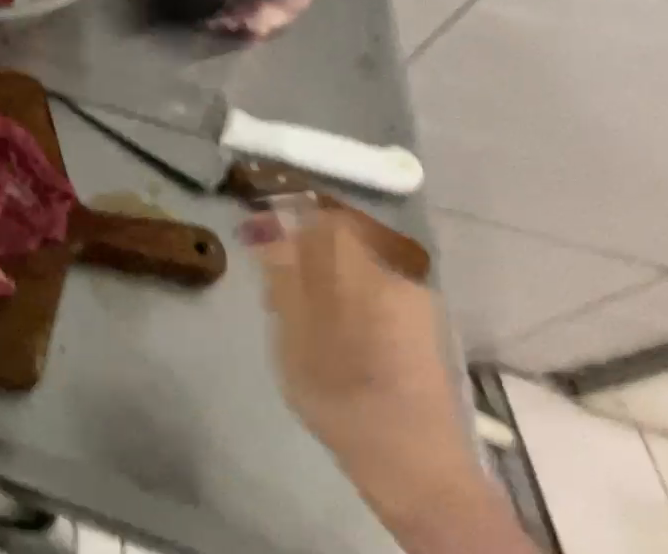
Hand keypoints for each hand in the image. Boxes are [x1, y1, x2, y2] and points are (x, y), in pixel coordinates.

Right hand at [247, 209, 477, 510]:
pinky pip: (368, 282)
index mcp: (366, 269)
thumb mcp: (294, 327)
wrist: (411, 461)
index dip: (282, 205)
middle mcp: (397, 273)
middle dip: (297, 236)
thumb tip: (268, 219)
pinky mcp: (416, 326)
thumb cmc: (341, 390)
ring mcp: (412, 300)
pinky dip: (336, 285)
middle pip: (340, 233)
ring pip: (354, 259)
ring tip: (283, 292)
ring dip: (315, 263)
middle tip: (261, 258)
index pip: (321, 212)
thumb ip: (283, 268)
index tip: (250, 212)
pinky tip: (318, 315)